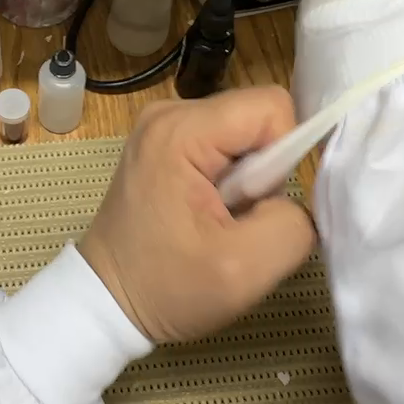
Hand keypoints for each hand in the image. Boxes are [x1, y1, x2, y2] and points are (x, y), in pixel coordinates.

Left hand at [78, 87, 315, 343]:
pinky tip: (206, 211)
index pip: (270, 106)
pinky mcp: (162, 141)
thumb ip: (291, 222)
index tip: (261, 200)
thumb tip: (297, 196)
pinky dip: (227, 176)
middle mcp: (167, 113)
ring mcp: (161, 125)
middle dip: (264, 167)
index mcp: (180, 131)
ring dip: (246, 175)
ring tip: (218, 218)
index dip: (285, 152)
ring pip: (241, 131)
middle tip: (236, 216)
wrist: (106, 297)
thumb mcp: (244, 271)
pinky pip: (220, 143)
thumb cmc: (166, 286)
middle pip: (253, 115)